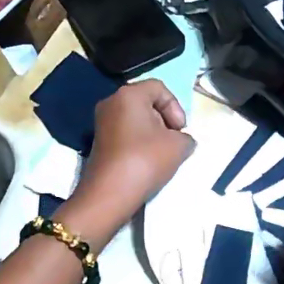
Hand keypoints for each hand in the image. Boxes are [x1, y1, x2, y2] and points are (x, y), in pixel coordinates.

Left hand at [57, 81, 193, 244]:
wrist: (109, 195)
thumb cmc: (145, 160)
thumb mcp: (179, 145)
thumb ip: (186, 136)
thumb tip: (180, 140)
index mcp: (128, 95)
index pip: (159, 88)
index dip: (175, 107)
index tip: (180, 130)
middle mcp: (111, 102)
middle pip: (146, 102)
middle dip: (164, 119)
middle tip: (174, 140)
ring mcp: (101, 122)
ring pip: (136, 119)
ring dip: (152, 132)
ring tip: (162, 153)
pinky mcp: (98, 141)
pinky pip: (125, 132)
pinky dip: (139, 142)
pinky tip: (147, 161)